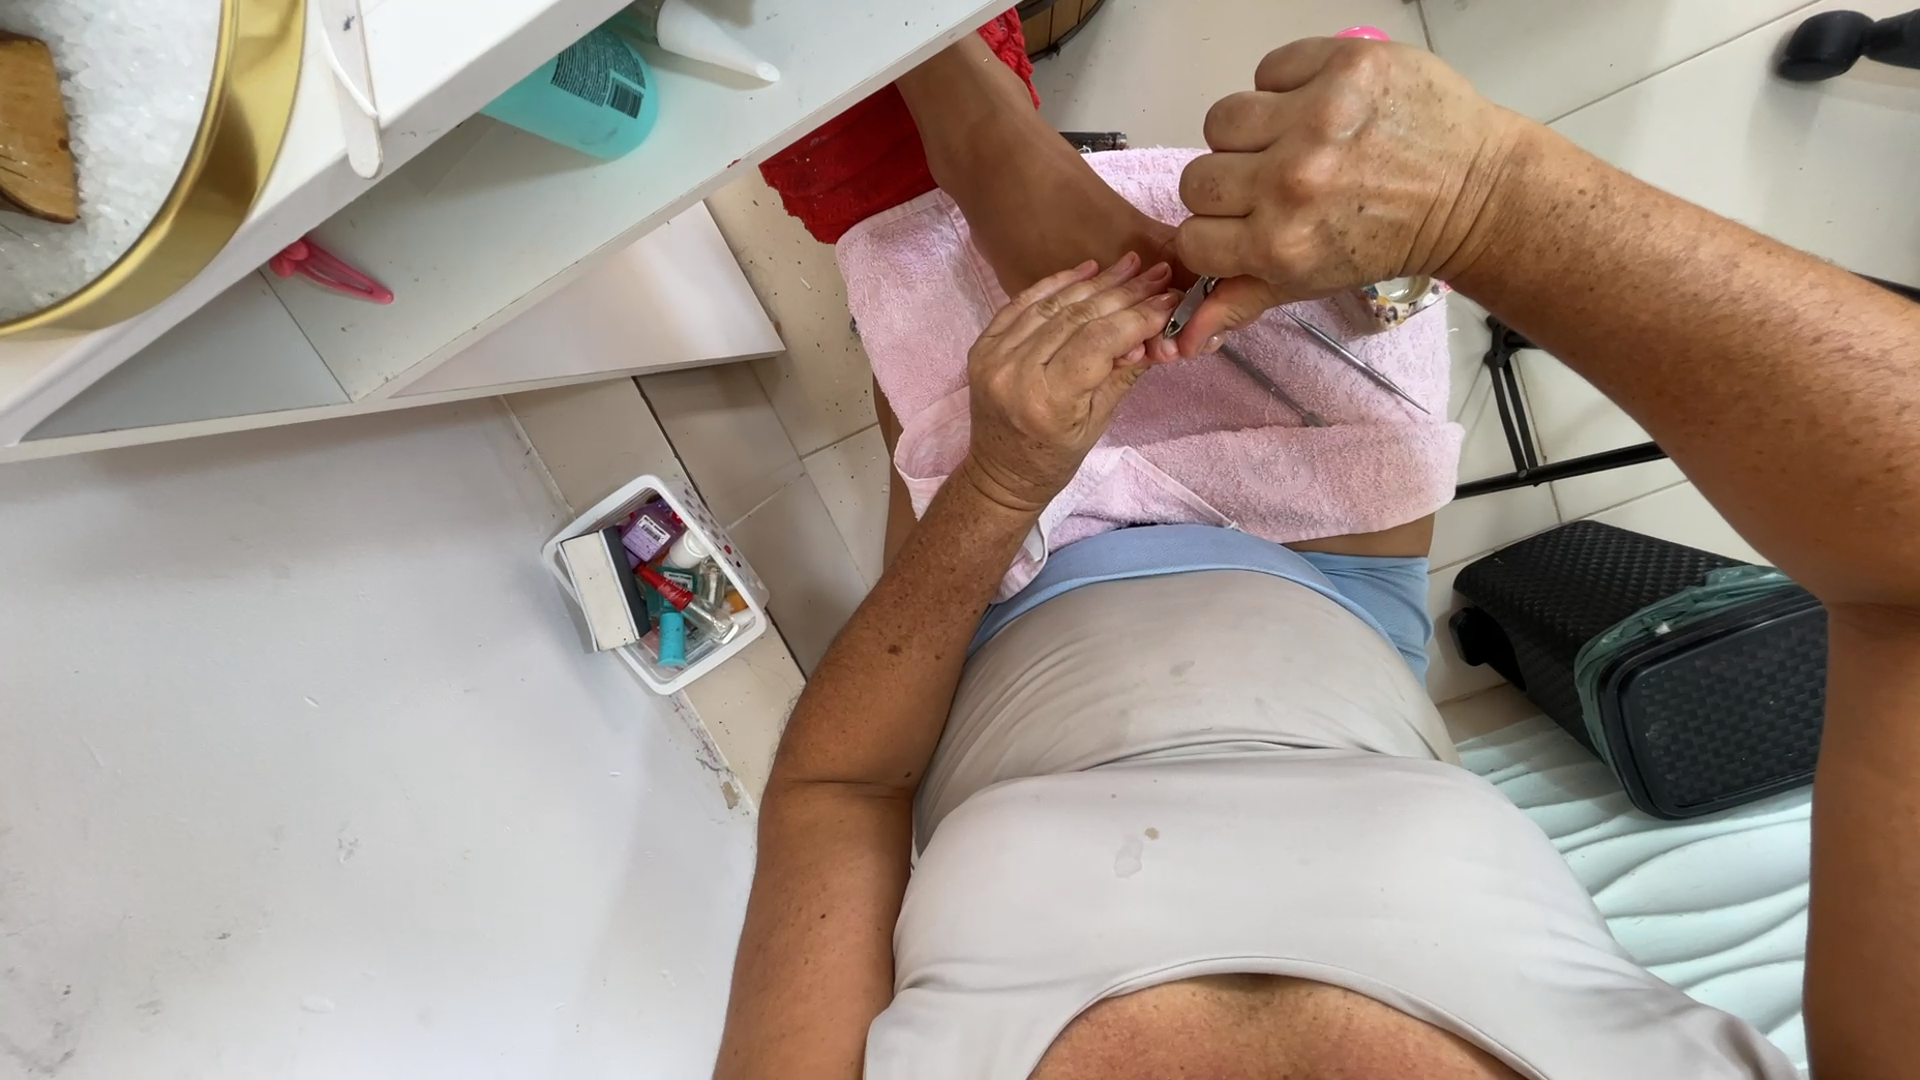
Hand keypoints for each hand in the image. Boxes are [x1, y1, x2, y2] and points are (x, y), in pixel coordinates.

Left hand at [960, 253, 1181, 513]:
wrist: (1001, 473)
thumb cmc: (1054, 458)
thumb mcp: (1098, 422)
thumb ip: (1124, 373)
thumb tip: (1159, 329)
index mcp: (1047, 402)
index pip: (1099, 341)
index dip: (1138, 316)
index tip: (1170, 300)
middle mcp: (1015, 374)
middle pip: (1077, 317)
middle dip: (1123, 293)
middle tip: (1158, 274)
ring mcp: (993, 357)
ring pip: (1052, 305)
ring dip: (1095, 282)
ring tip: (1130, 265)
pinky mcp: (983, 347)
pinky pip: (1022, 304)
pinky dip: (1055, 284)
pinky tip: (1086, 270)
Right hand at [1165, 37, 1526, 356]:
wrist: (1469, 192)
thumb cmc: (1381, 242)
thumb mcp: (1303, 284)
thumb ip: (1237, 304)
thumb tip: (1181, 344)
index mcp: (1276, 245)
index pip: (1190, 237)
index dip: (1209, 233)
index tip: (1237, 226)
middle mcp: (1290, 183)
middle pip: (1197, 179)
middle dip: (1224, 184)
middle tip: (1263, 183)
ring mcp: (1317, 120)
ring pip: (1221, 120)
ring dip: (1246, 131)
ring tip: (1284, 140)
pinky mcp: (1345, 66)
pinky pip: (1270, 68)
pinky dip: (1284, 84)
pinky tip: (1313, 107)